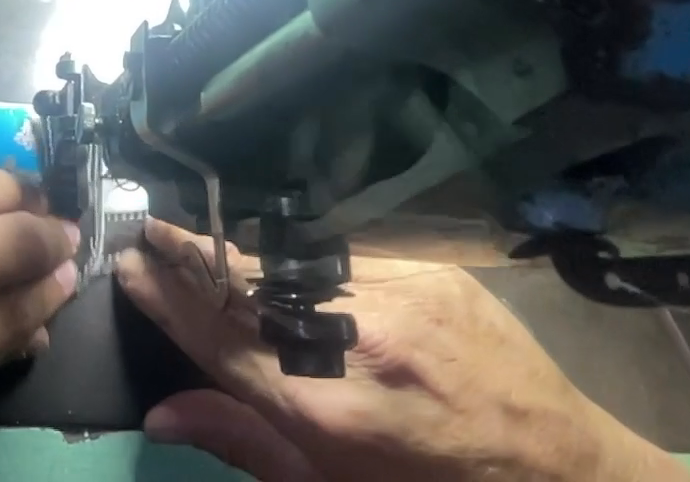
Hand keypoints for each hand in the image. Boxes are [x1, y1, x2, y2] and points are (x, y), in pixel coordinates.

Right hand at [116, 219, 689, 481]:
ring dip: (230, 245)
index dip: (165, 299)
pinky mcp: (427, 269)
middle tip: (147, 234)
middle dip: (186, 255)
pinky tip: (269, 247)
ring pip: (286, 258)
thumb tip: (159, 415)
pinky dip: (293, 252)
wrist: (561, 472)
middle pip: (244, 286)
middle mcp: (353, 343)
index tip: (128, 267)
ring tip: (190, 232)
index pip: (217, 339)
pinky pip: (340, 251)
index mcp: (324, 413)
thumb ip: (241, 443)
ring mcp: (395, 297)